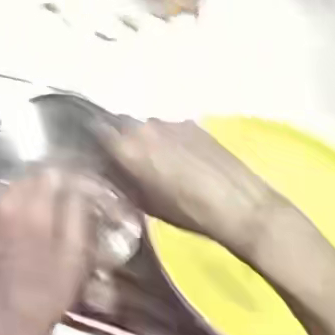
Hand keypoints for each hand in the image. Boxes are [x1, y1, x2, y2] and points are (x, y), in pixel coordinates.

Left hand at [0, 169, 95, 334]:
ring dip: (26, 189)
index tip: (79, 183)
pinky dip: (8, 202)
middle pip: (28, 173)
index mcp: (30, 208)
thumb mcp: (74, 259)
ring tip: (43, 205)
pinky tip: (20, 221)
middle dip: (47, 179)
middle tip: (63, 193)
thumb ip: (77, 215)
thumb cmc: (42, 300)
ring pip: (9, 185)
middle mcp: (1, 202)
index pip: (52, 170)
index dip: (69, 175)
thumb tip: (78, 186)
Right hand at [103, 119, 289, 256]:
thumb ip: (121, 182)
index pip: (97, 131)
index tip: (98, 156)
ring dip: (146, 140)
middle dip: (120, 140)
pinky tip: (182, 161)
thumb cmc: (187, 212)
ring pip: (147, 127)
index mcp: (127, 146)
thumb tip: (109, 172)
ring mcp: (170, 123)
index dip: (95, 143)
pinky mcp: (193, 125)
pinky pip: (170, 128)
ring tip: (159, 163)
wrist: (239, 205)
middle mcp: (144, 127)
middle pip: (121, 125)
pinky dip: (169, 140)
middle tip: (127, 162)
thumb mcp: (144, 203)